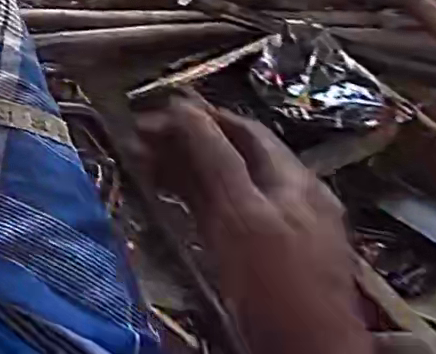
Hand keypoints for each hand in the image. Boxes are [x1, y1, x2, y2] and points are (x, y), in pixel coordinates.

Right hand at [138, 96, 371, 353]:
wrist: (299, 348)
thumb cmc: (275, 276)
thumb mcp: (242, 209)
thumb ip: (214, 154)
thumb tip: (182, 106)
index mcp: (295, 182)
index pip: (243, 129)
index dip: (198, 113)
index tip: (152, 107)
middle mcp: (283, 194)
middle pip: (225, 149)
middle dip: (178, 137)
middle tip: (136, 132)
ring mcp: (265, 219)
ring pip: (213, 173)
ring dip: (173, 159)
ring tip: (136, 155)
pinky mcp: (246, 240)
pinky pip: (210, 199)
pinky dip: (181, 185)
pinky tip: (155, 184)